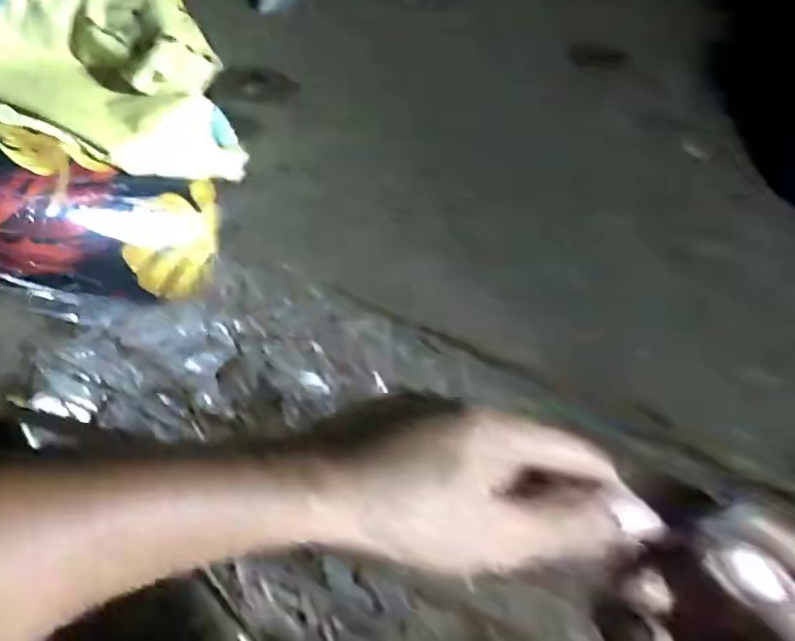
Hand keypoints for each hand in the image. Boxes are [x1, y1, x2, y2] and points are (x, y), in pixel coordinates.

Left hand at [306, 401, 661, 575]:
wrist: (309, 483)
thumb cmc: (409, 513)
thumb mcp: (504, 534)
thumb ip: (574, 523)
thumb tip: (632, 512)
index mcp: (491, 424)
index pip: (583, 452)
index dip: (612, 496)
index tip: (612, 540)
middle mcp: (452, 401)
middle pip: (532, 444)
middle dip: (555, 490)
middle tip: (553, 541)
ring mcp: (410, 403)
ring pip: (485, 442)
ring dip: (506, 480)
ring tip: (499, 525)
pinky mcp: (379, 414)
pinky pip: (443, 439)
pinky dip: (462, 468)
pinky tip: (445, 499)